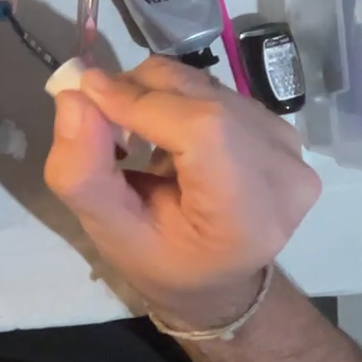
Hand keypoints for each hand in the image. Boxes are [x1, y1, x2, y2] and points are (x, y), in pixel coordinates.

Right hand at [44, 58, 321, 329]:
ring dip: (152, 92)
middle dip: (137, 91)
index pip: (203, 130)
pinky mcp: (278, 126)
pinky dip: (172, 96)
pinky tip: (161, 130)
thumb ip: (82, 173)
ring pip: (204, 85)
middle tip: (96, 114)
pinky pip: (212, 88)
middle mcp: (282, 173)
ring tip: (129, 130)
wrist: (216, 276)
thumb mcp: (108, 233)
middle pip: (203, 98)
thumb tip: (73, 97)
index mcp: (248, 215)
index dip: (140, 102)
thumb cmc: (161, 260)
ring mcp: (288, 146)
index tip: (85, 93)